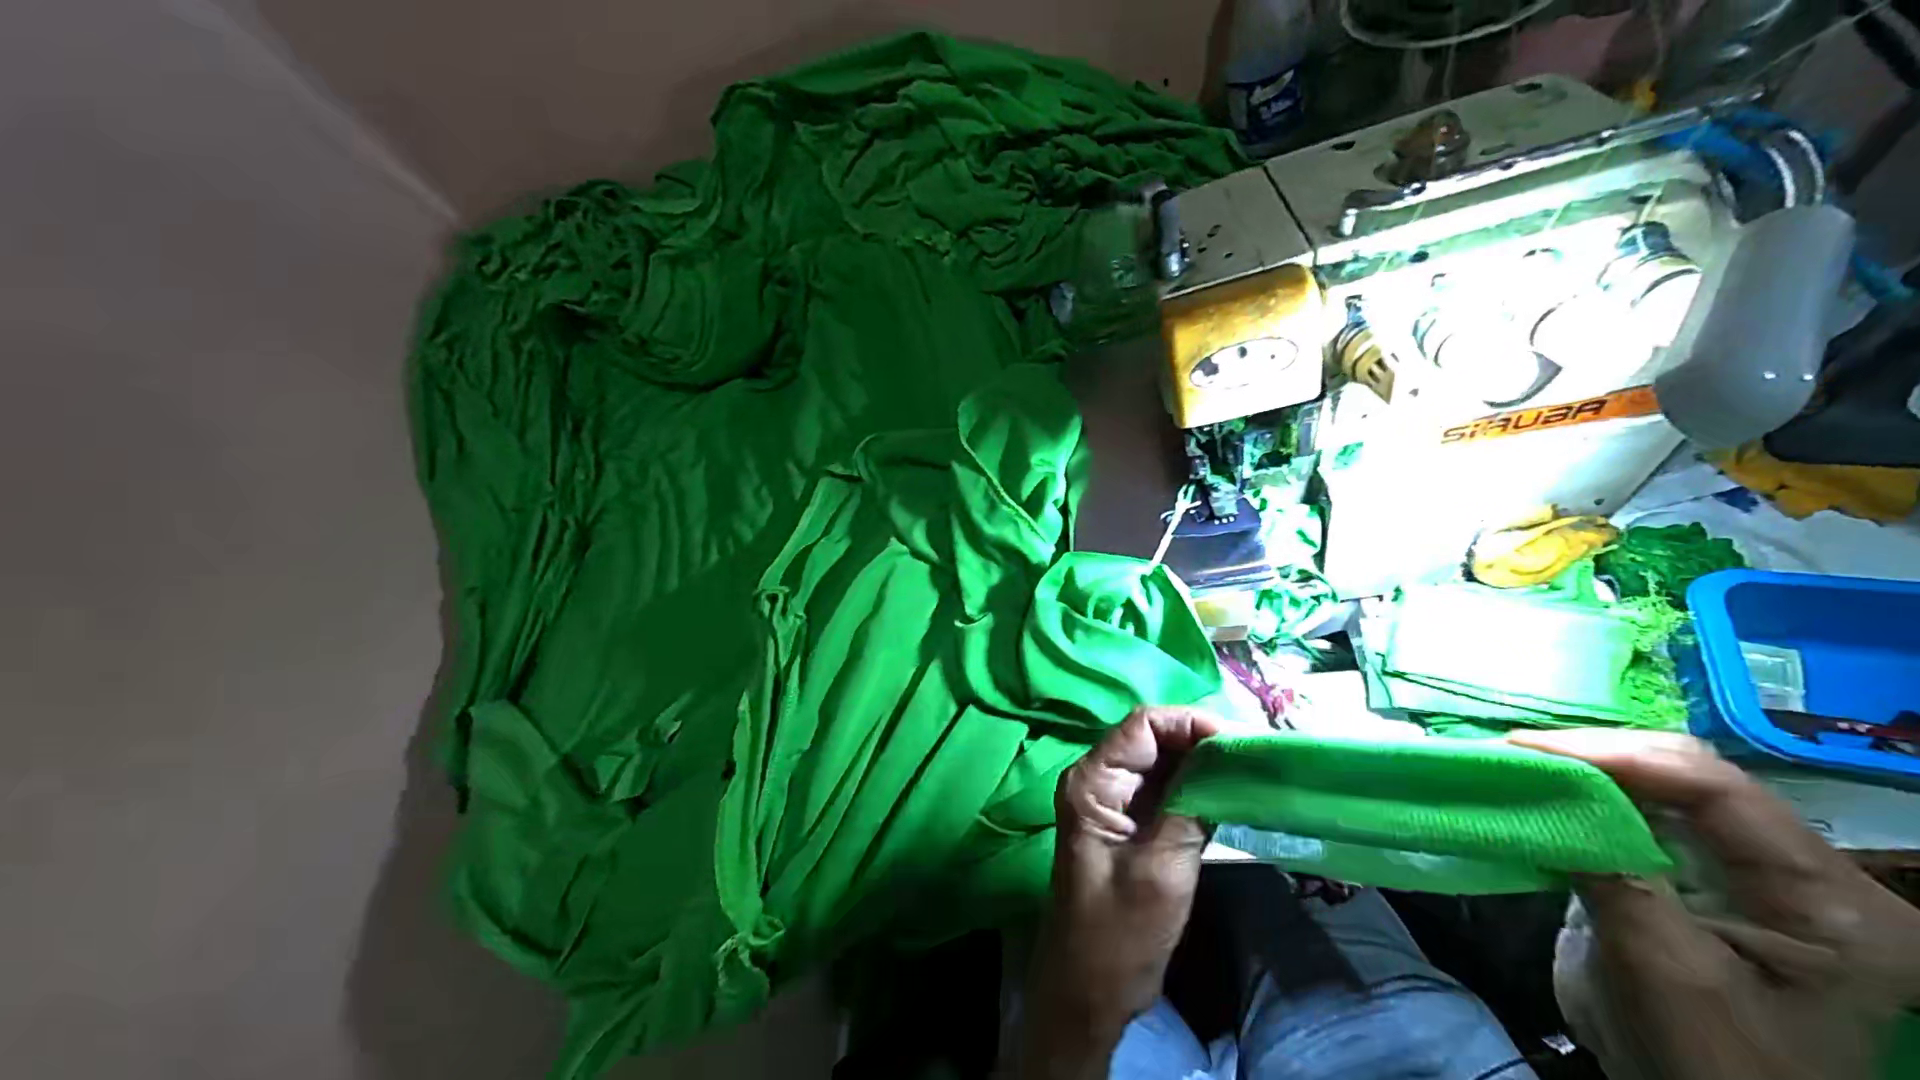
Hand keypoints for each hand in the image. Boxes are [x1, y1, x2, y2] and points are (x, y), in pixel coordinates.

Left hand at [1019, 706, 1223, 1078]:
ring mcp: (1115, 802)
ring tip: (1252, 770)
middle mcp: (1100, 780)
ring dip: (1204, 762)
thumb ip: (1190, 811)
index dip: (1190, 722)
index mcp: (1093, 782)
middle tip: (1255, 756)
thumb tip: (1226, 764)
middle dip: (1202, 740)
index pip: (1143, 725)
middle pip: (1154, 738)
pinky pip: (1167, 789)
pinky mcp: (1132, 825)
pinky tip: (1232, 794)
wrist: (1087, 990)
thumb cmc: (1117, 936)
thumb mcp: (1162, 872)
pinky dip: (1198, 787)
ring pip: (1163, 762)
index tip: (1238, 742)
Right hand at [1513, 728, 1919, 1079]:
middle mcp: (1796, 872)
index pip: (1722, 792)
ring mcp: (1741, 873)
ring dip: (1586, 769)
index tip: (1531, 748)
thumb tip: (1550, 797)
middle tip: (1518, 749)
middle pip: (1692, 777)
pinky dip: (1581, 796)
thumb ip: (1618, 878)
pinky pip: (1635, 816)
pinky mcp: (1688, 878)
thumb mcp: (1665, 972)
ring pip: (1659, 788)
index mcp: (1829, 900)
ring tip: (1519, 759)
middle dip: (1600, 755)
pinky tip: (1539, 786)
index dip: (1622, 757)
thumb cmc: (1703, 1059)